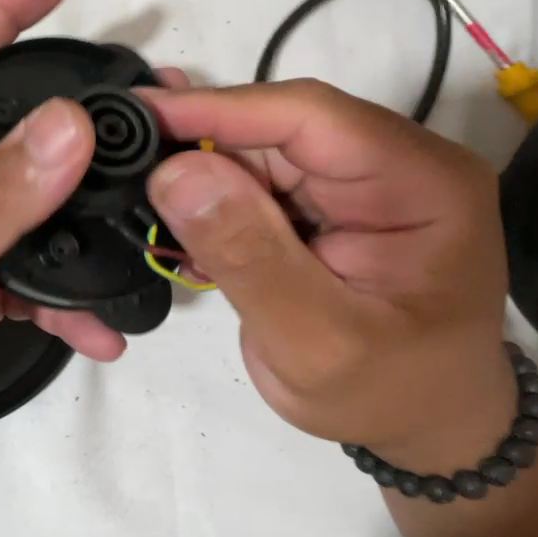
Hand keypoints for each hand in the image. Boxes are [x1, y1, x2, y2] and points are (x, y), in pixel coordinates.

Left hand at [0, 0, 133, 439]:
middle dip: (82, 116)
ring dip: (93, 217)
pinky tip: (104, 327)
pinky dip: (73, 298)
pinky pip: (40, 276)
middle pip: (19, 128)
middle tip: (151, 112)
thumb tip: (68, 124)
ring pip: (41, 206)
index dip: (1, 8)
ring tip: (152, 220)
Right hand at [140, 80, 514, 468]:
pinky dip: (208, 200)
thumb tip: (174, 172)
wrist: (422, 428)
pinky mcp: (325, 204)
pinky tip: (175, 226)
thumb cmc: (385, 394)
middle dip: (195, 141)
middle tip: (114, 158)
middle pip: (276, 126)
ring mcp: (357, 182)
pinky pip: (254, 181)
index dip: (216, 108)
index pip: (309, 116)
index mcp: (419, 182)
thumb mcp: (313, 339)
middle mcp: (392, 164)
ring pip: (256, 150)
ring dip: (195, 175)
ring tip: (133, 193)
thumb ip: (248, 254)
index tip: (134, 113)